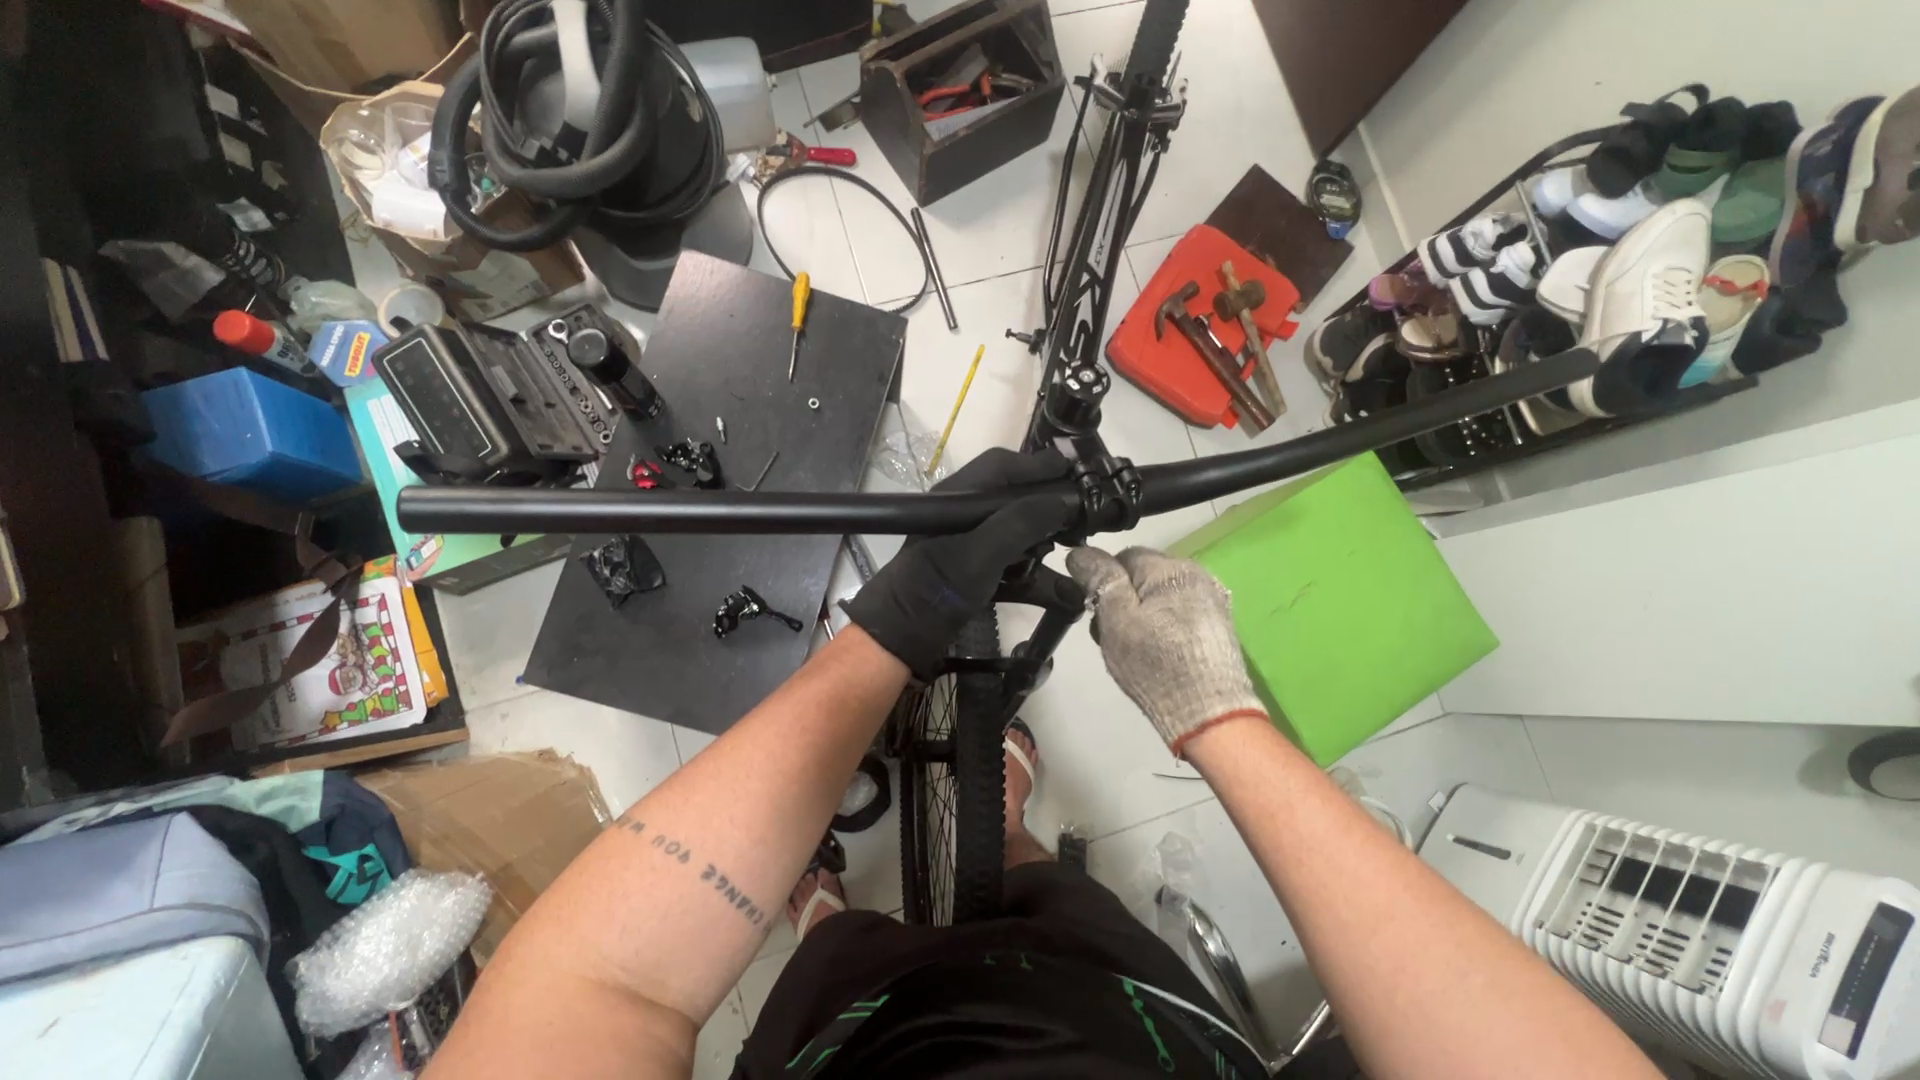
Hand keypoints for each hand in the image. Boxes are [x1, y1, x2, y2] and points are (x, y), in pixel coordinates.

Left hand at [846, 448, 1075, 679]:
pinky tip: (1068, 596)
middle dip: (1049, 511)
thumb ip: (1020, 524)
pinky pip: (1013, 572)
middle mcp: (964, 518)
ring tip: (1078, 555)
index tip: (1074, 472)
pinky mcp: (975, 579)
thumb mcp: (979, 554)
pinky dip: (1038, 582)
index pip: (1002, 467)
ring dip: (1047, 550)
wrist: (898, 641)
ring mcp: (969, 550)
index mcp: (956, 499)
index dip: (1038, 466)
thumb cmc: (934, 589)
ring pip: (1018, 539)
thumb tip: (1062, 501)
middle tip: (1084, 520)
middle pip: (1014, 502)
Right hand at [1065, 546, 1266, 755]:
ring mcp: (1211, 601)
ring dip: (1141, 616)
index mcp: (1171, 568)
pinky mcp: (1217, 626)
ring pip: (1159, 598)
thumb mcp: (1116, 620)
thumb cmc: (1156, 664)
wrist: (1207, 713)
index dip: (1102, 582)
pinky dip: (1162, 629)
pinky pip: (1178, 614)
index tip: (1096, 613)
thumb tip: (1081, 552)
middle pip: (1143, 577)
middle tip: (1113, 636)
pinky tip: (1159, 654)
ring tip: (1135, 650)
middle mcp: (1197, 575)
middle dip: (1122, 601)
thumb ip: (1099, 580)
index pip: (1122, 557)